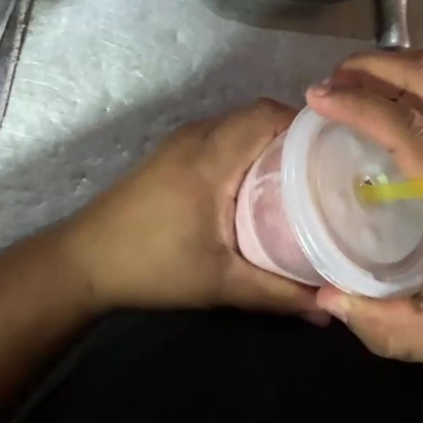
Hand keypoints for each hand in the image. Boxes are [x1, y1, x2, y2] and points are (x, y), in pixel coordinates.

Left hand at [55, 98, 318, 316]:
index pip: (267, 113)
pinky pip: (221, 133)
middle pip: (256, 113)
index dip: (305, 123)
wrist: (85, 260)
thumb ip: (275, 294)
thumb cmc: (153, 265)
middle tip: (326, 165)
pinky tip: (259, 180)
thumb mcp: (220, 283)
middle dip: (293, 132)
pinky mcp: (171, 151)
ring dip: (268, 138)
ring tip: (300, 173)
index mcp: (212, 155)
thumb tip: (327, 308)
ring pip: (237, 121)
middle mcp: (198, 135)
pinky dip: (246, 145)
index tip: (337, 147)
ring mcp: (180, 140)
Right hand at [307, 50, 422, 365]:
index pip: (409, 128)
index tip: (316, 98)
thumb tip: (325, 295)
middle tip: (328, 85)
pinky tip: (378, 102)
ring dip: (388, 67)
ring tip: (347, 85)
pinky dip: (403, 80)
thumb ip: (380, 328)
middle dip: (371, 68)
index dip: (360, 106)